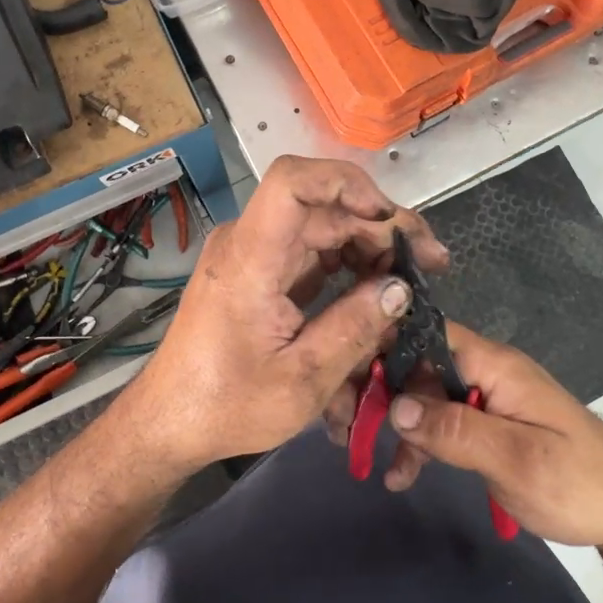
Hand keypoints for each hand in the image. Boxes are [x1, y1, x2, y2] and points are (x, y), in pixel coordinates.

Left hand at [121, 156, 447, 471]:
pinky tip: (378, 290)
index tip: (390, 220)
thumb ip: (355, 328)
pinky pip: (313, 250)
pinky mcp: (262, 271)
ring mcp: (256, 254)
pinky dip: (349, 263)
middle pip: (324, 206)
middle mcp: (251, 241)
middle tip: (431, 263)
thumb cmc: (227, 404)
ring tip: (411, 280)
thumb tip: (400, 287)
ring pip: (325, 226)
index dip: (347, 184)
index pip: (293, 181)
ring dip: (371, 245)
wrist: (170, 421)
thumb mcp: (302, 379)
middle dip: (382, 226)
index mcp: (252, 257)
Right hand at [331, 321, 602, 546]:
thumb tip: (395, 405)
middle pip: (419, 366)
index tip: (344, 374)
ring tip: (367, 460)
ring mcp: (487, 399)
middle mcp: (485, 372)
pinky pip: (443, 425)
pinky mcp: (489, 426)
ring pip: (426, 398)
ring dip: (397, 425)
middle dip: (379, 391)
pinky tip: (401, 476)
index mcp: (493, 364)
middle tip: (344, 427)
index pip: (427, 333)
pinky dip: (420, 445)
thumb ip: (456, 430)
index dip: (384, 344)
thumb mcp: (516, 459)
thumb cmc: (577, 480)